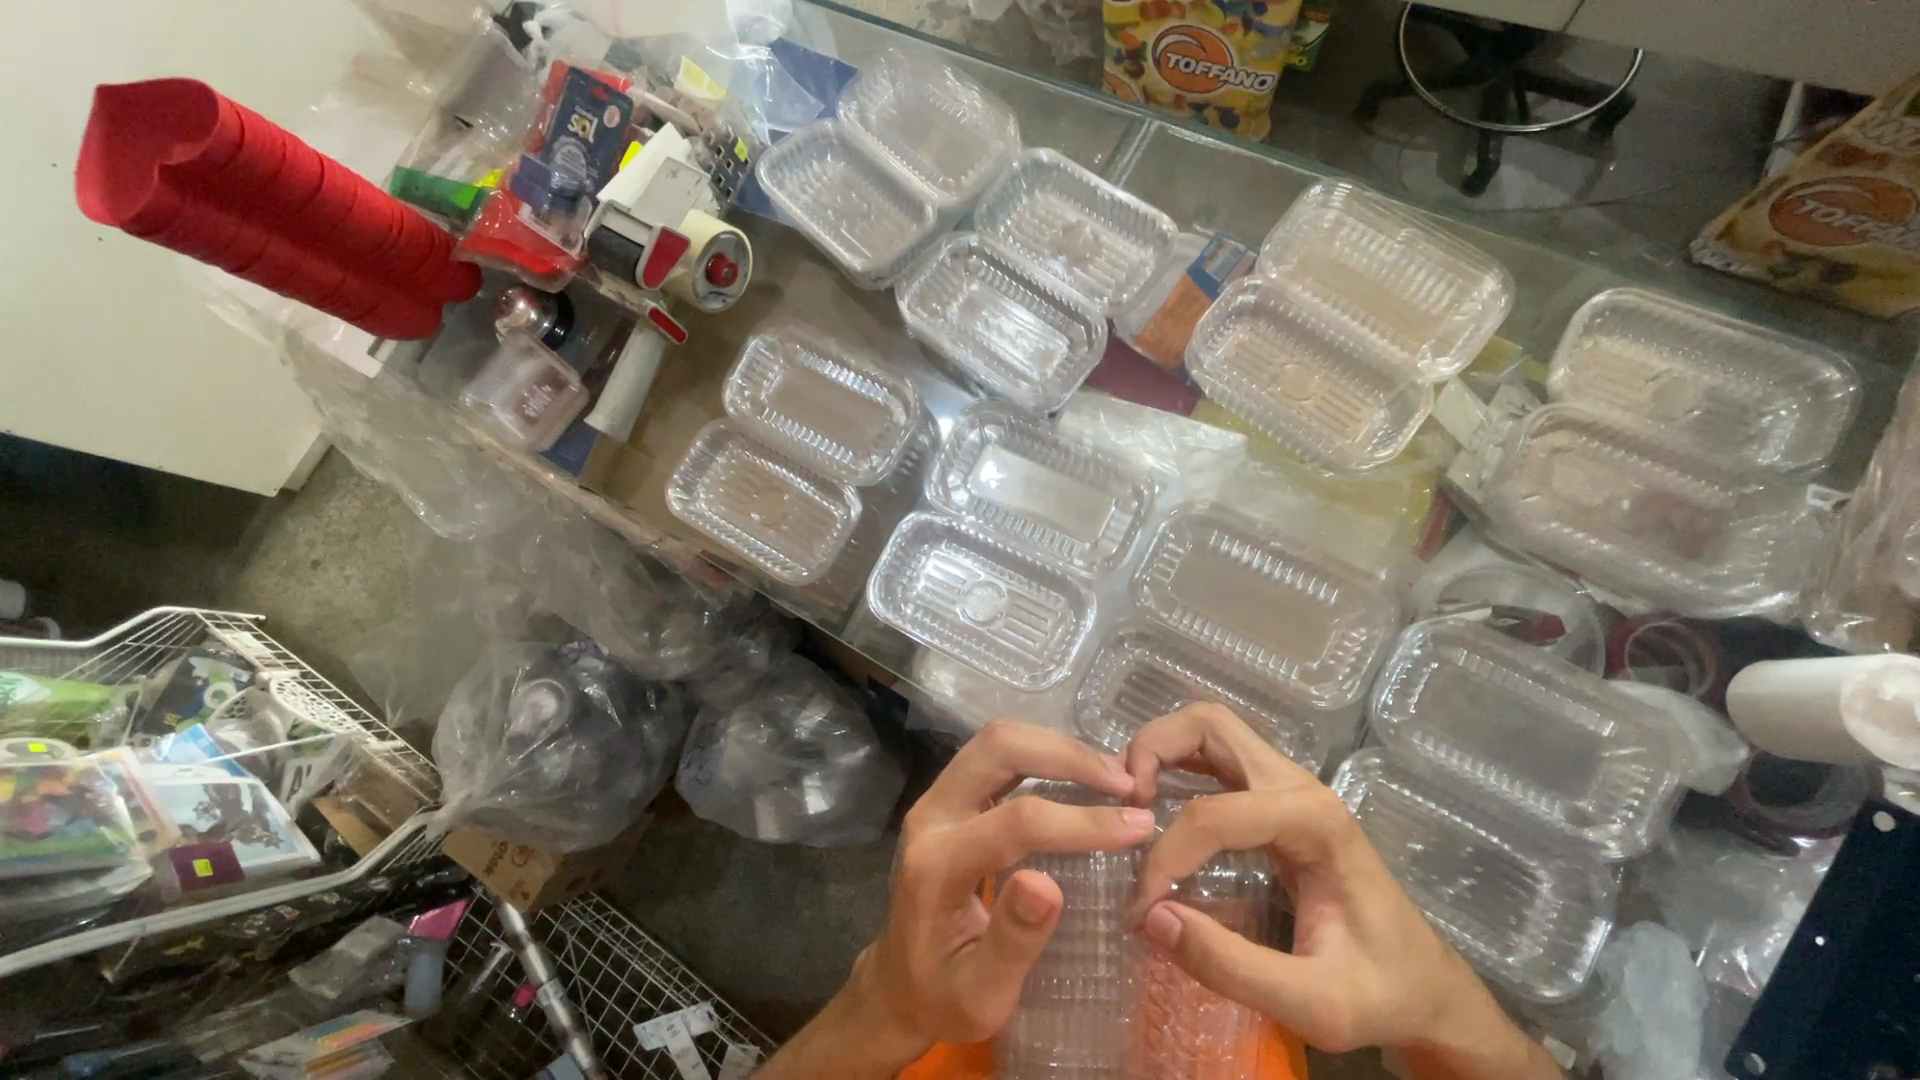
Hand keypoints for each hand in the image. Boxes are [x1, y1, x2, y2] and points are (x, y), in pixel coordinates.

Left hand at [759, 721, 1156, 1078]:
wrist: (897, 985)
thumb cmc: (942, 997)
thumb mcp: (981, 995)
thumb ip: (1013, 942)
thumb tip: (1048, 885)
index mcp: (936, 866)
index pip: (1016, 822)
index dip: (1082, 820)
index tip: (1140, 825)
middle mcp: (930, 816)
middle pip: (998, 749)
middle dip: (1068, 756)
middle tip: (1126, 782)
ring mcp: (936, 799)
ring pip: (997, 741)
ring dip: (1059, 749)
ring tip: (1114, 775)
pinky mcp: (949, 796)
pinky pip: (997, 756)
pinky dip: (1043, 755)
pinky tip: (1082, 777)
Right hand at [1125, 704, 1559, 1079]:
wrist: (1425, 986)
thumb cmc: (1380, 992)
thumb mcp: (1316, 1006)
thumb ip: (1233, 968)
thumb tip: (1151, 918)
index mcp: (1314, 821)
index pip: (1213, 815)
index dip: (1166, 857)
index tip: (1142, 909)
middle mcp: (1297, 785)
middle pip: (1208, 725)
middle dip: (1152, 751)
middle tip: (1125, 807)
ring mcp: (1285, 785)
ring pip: (1207, 730)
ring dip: (1159, 752)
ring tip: (1132, 804)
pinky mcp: (1272, 798)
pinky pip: (1212, 757)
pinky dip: (1173, 766)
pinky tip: (1154, 807)